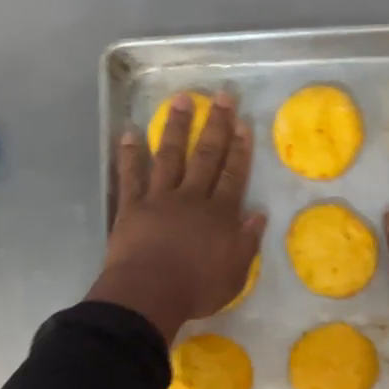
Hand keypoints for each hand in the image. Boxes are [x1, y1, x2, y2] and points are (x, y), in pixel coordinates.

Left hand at [87, 92, 265, 337]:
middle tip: (221, 95)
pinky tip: (130, 133)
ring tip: (180, 99)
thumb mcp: (235, 274)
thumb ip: (247, 242)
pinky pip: (130, 176)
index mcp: (219, 216)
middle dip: (215, 125)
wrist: (150, 293)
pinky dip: (129, 154)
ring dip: (175, 126)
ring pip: (169, 156)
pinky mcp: (132, 207)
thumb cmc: (196, 289)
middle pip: (205, 156)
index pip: (233, 175)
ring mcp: (159, 199)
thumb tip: (258, 215)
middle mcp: (191, 198)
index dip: (240, 149)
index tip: (243, 123)